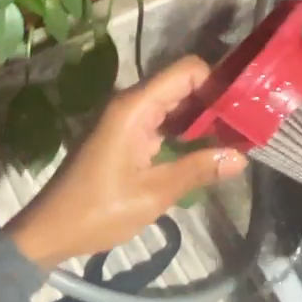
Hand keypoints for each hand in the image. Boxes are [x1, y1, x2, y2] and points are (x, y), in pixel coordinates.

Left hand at [7, 57, 247, 268]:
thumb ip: (197, 170)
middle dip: (216, 102)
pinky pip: (161, 124)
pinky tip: (208, 152)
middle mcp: (129, 106)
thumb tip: (241, 156)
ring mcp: (125, 122)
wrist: (50, 230)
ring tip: (238, 140)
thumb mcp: (153, 194)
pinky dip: (184, 133)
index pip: (187, 71)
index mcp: (134, 109)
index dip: (219, 83)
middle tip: (251, 127)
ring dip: (202, 120)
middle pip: (182, 86)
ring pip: (173, 106)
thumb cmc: (98, 211)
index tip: (247, 107)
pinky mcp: (123, 138)